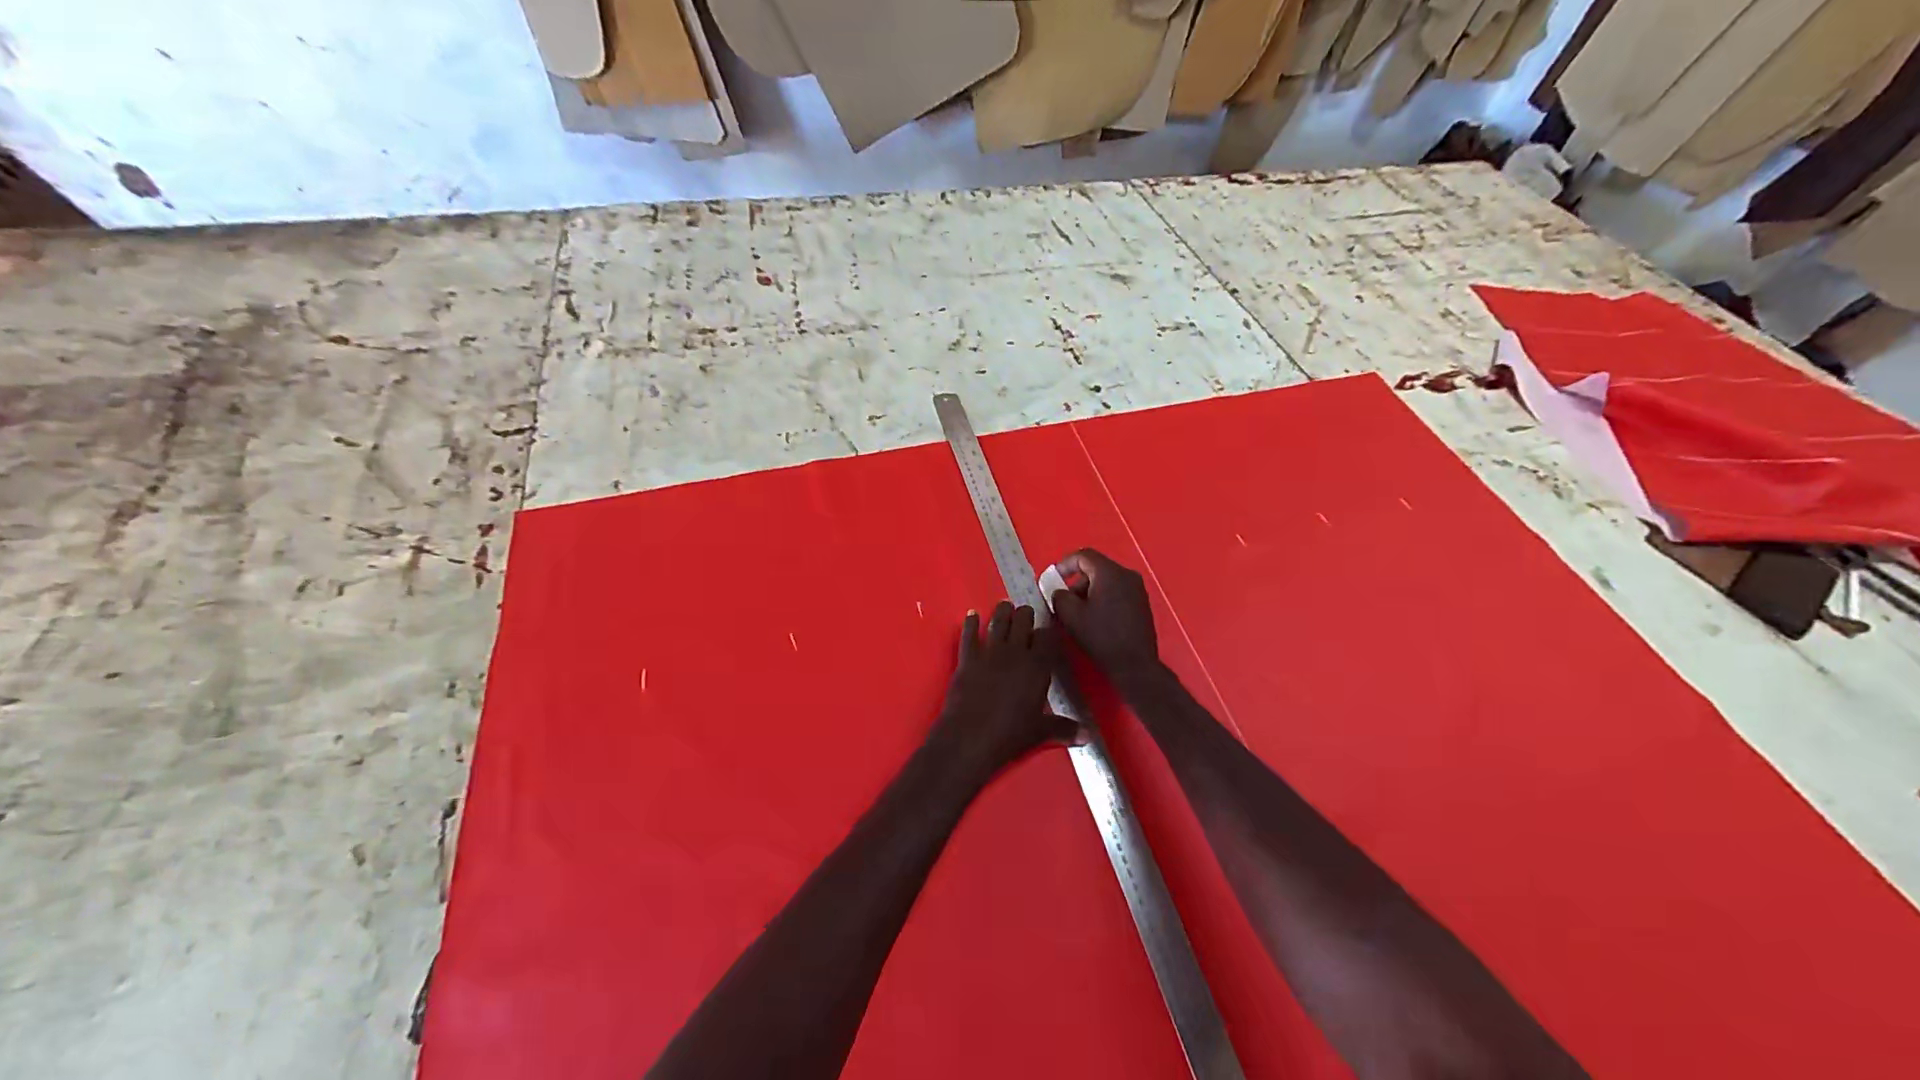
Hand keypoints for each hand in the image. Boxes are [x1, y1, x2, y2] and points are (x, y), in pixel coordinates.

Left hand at [930, 602, 1074, 781]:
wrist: (971, 738)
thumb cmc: (1011, 735)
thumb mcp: (1041, 731)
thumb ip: (1065, 728)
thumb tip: (1088, 736)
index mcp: (1038, 666)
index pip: (1046, 636)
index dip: (1046, 630)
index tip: (1046, 628)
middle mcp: (1015, 652)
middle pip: (1023, 620)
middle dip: (1026, 614)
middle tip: (1026, 613)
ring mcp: (989, 653)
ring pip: (998, 621)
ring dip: (1002, 612)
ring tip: (1005, 606)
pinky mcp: (967, 658)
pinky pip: (969, 634)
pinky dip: (970, 623)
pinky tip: (972, 615)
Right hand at [1048, 549, 1160, 677]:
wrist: (1134, 665)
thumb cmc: (1101, 637)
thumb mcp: (1071, 616)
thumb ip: (1059, 596)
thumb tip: (1060, 592)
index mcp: (1110, 573)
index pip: (1083, 555)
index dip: (1064, 564)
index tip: (1053, 580)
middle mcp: (1127, 575)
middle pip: (1095, 568)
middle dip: (1076, 582)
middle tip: (1064, 601)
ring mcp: (1137, 589)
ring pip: (1106, 580)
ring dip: (1088, 591)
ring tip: (1078, 613)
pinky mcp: (1142, 603)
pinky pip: (1117, 591)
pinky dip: (1102, 598)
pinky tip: (1095, 619)